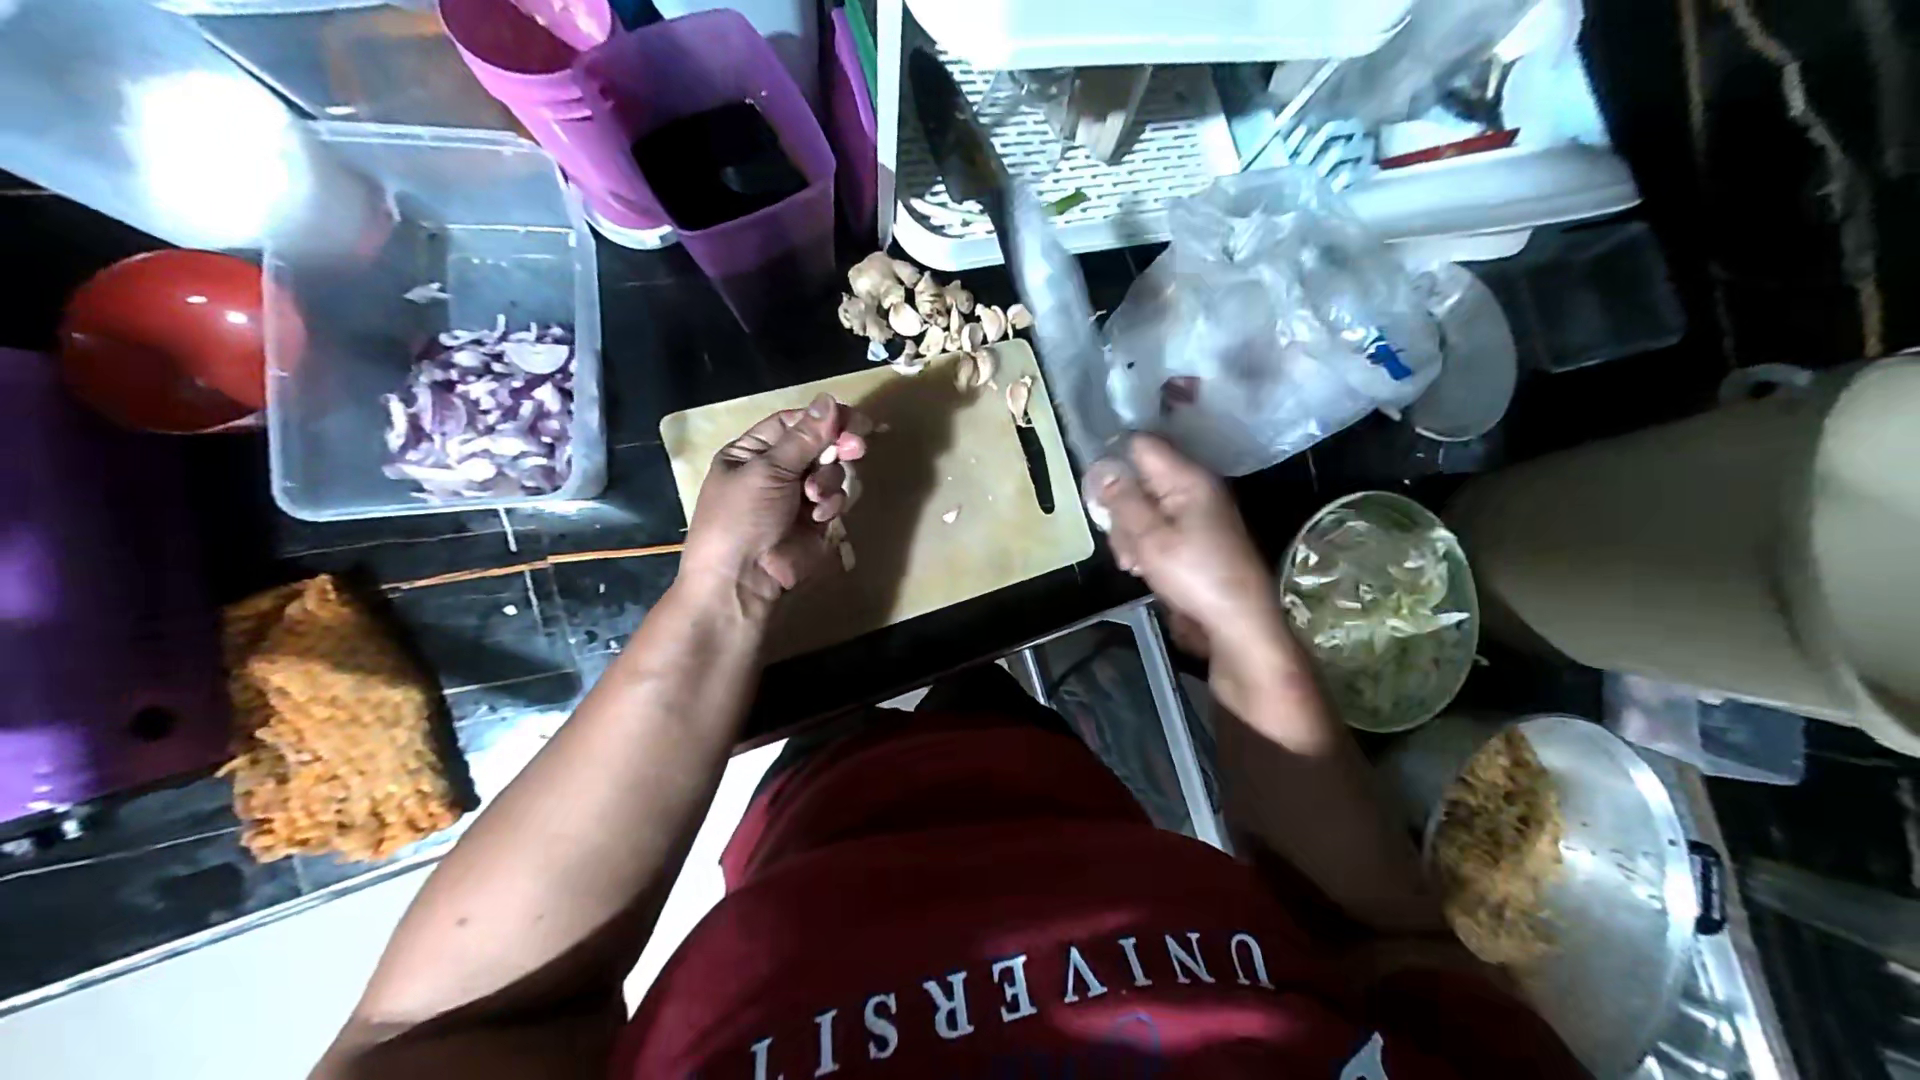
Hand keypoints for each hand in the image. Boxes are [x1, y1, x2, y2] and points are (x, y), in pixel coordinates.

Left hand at [680, 393, 868, 613]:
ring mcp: (797, 497)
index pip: (794, 423)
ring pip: (832, 472)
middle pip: (819, 445)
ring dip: (829, 480)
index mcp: (752, 452)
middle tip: (856, 447)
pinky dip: (831, 504)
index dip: (824, 419)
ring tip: (815, 497)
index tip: (855, 420)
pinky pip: (835, 500)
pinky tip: (818, 516)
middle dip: (837, 446)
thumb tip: (829, 399)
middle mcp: (777, 471)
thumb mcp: (768, 471)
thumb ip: (804, 437)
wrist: (742, 580)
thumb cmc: (742, 517)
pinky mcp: (816, 522)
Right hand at [1083, 435, 1288, 660]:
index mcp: (1187, 479)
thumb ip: (1122, 500)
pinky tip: (1143, 569)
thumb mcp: (1150, 537)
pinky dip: (1144, 546)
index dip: (1113, 461)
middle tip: (1122, 541)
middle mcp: (1193, 490)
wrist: (1238, 623)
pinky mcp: (1194, 538)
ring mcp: (1195, 515)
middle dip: (1119, 509)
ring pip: (1143, 509)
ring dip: (1129, 534)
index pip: (1141, 446)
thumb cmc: (1195, 577)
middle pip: (1138, 480)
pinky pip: (1157, 530)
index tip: (1095, 492)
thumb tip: (1101, 467)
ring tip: (1134, 563)